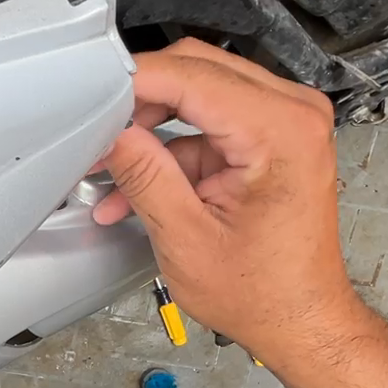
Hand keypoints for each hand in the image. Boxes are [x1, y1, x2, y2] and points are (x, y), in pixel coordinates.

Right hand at [95, 39, 360, 365]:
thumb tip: (110, 133)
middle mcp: (292, 115)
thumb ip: (144, 175)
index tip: (88, 95)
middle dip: (138, 100)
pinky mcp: (269, 140)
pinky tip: (136, 186)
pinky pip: (206, 126)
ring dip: (149, 127)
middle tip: (96, 131)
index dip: (133, 82)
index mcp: (279, 132)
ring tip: (110, 168)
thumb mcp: (185, 237)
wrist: (298, 318)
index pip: (191, 75)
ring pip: (197, 93)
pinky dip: (168, 150)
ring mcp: (283, 124)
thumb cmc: (261, 292)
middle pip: (196, 69)